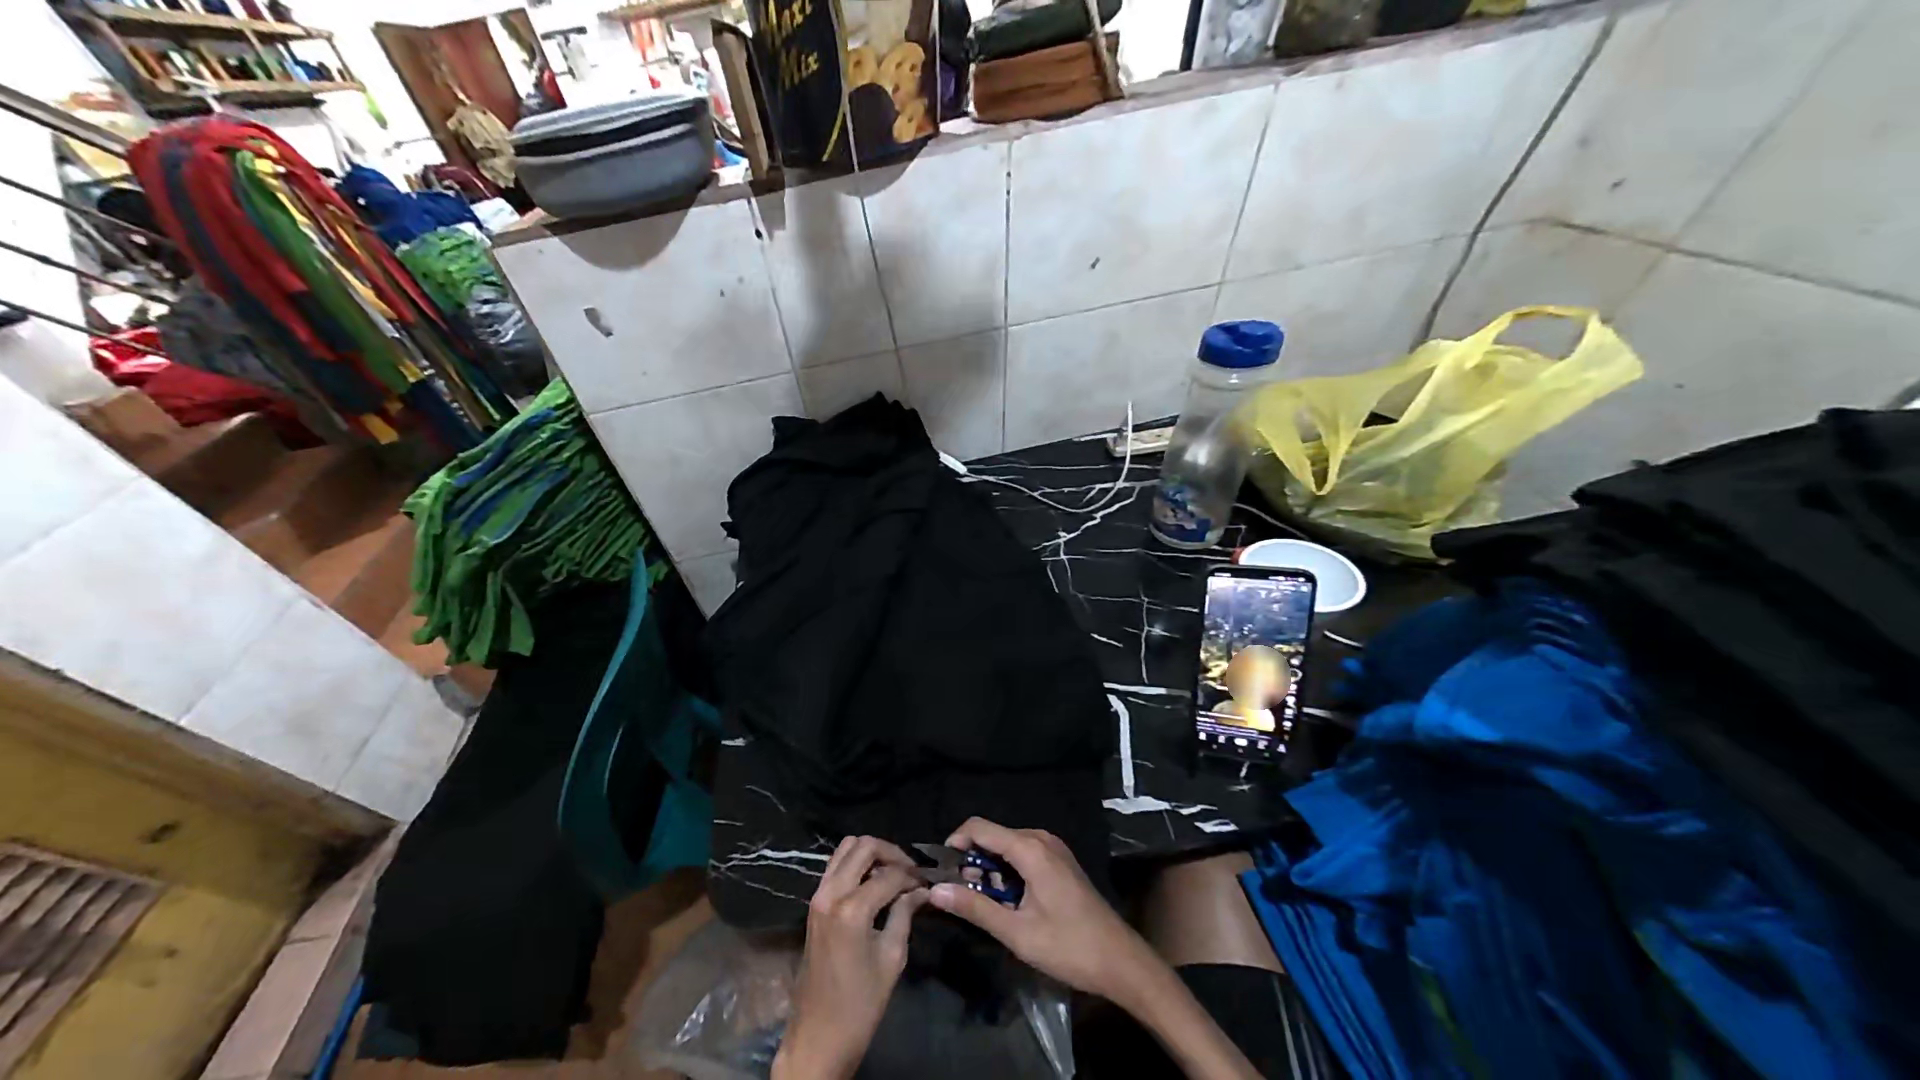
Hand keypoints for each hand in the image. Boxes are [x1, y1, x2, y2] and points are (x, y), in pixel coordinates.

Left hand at [773, 836, 929, 1079]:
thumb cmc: (860, 1004)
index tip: (929, 882)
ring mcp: (818, 896)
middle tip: (911, 873)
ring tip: (893, 874)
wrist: (818, 1035)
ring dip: (871, 855)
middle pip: (864, 846)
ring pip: (846, 849)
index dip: (913, 875)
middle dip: (891, 853)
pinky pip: (835, 866)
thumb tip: (921, 890)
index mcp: (851, 908)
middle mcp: (830, 893)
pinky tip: (874, 883)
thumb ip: (904, 914)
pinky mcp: (814, 903)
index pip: (890, 874)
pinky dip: (856, 865)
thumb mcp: (892, 958)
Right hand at [927, 818, 1161, 1007]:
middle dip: (972, 862)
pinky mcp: (1059, 861)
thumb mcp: (1016, 932)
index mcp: (1030, 848)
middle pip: (992, 836)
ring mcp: (1053, 848)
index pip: (978, 827)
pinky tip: (1009, 903)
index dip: (954, 844)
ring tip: (987, 906)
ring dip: (990, 870)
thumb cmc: (1068, 946)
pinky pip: (1022, 855)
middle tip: (963, 898)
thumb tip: (935, 890)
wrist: (1121, 961)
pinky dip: (1008, 873)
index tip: (941, 873)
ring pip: (1006, 847)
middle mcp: (1041, 838)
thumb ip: (974, 907)